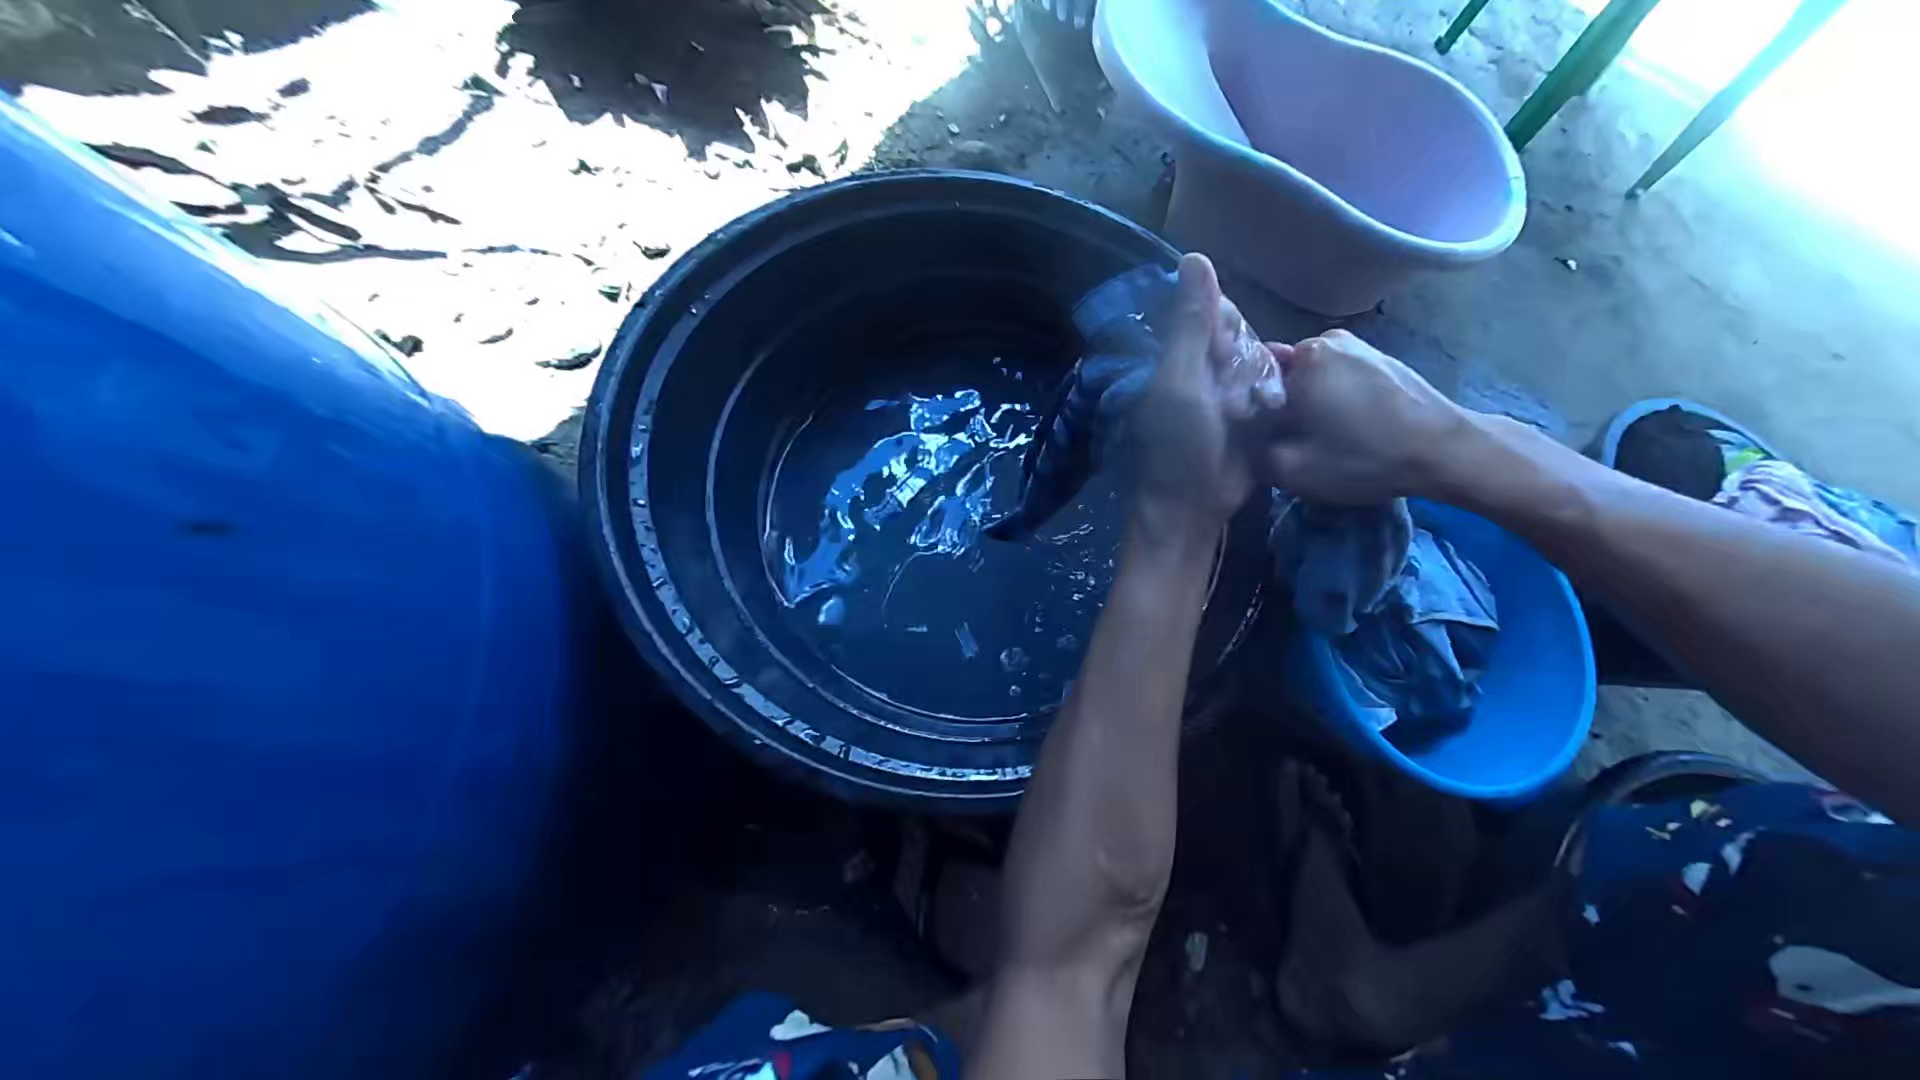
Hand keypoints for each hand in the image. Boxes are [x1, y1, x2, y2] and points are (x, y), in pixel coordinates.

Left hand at [1126, 253, 1286, 540]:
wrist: (1194, 508)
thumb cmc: (1179, 446)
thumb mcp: (1181, 382)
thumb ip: (1189, 325)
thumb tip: (1194, 257)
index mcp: (1177, 358)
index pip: (1210, 314)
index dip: (1226, 328)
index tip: (1226, 358)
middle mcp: (1200, 370)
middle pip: (1240, 339)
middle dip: (1245, 362)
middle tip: (1234, 398)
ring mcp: (1226, 395)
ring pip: (1259, 363)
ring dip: (1261, 384)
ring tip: (1246, 414)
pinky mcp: (1249, 418)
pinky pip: (1270, 391)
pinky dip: (1273, 400)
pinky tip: (1268, 416)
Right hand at [1259, 329, 1468, 504]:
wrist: (1446, 453)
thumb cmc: (1363, 457)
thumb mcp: (1289, 470)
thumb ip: (1250, 452)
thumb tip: (1241, 441)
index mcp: (1303, 356)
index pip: (1250, 377)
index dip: (1246, 408)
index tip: (1254, 435)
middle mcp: (1328, 339)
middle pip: (1280, 375)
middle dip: (1277, 404)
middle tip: (1284, 441)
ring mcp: (1360, 346)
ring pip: (1310, 377)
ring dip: (1306, 403)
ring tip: (1315, 437)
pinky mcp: (1383, 361)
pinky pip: (1338, 378)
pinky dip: (1332, 400)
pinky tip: (1343, 429)